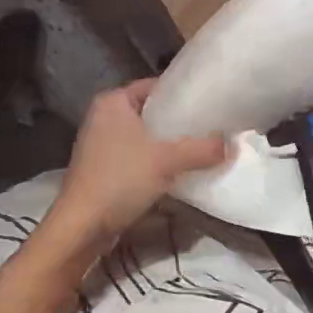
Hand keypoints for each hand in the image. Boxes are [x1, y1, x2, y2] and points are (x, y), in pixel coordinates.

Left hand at [50, 78, 228, 242]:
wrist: (82, 225)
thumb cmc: (120, 180)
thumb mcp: (167, 160)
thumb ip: (202, 150)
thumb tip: (231, 146)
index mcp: (112, 102)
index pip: (154, 87)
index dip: (182, 94)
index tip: (210, 104)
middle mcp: (102, 119)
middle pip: (150, 114)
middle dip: (177, 124)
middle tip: (210, 130)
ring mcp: (99, 147)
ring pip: (142, 140)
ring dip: (167, 148)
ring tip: (199, 152)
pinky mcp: (101, 172)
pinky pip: (134, 161)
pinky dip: (153, 166)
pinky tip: (176, 176)